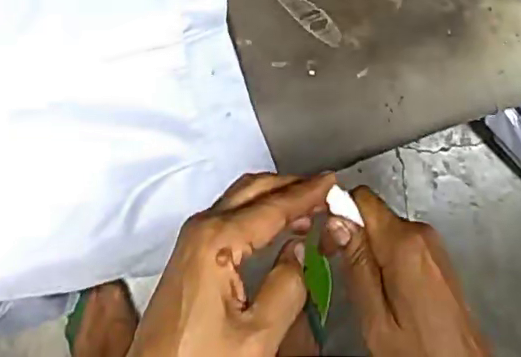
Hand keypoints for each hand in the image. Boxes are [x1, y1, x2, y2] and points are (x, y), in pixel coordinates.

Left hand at [126, 172, 336, 356]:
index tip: (333, 183)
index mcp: (218, 241)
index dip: (309, 193)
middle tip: (324, 190)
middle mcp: (201, 231)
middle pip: (255, 189)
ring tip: (307, 204)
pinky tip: (275, 224)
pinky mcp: (186, 260)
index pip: (275, 205)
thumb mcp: (257, 338)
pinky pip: (229, 215)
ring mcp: (189, 244)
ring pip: (241, 198)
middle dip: (292, 185)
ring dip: (275, 196)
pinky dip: (258, 209)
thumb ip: (289, 287)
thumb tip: (300, 253)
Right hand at [323, 186, 490, 356]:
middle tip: (341, 273)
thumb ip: (356, 265)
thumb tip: (337, 221)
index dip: (340, 214)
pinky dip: (387, 258)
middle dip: (354, 237)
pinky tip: (387, 291)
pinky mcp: (436, 252)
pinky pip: (402, 242)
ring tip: (366, 292)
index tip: (327, 243)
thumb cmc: (417, 348)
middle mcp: (421, 232)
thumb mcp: (376, 317)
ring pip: (387, 229)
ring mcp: (432, 240)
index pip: (364, 199)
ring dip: (370, 251)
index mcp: (404, 243)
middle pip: (375, 215)